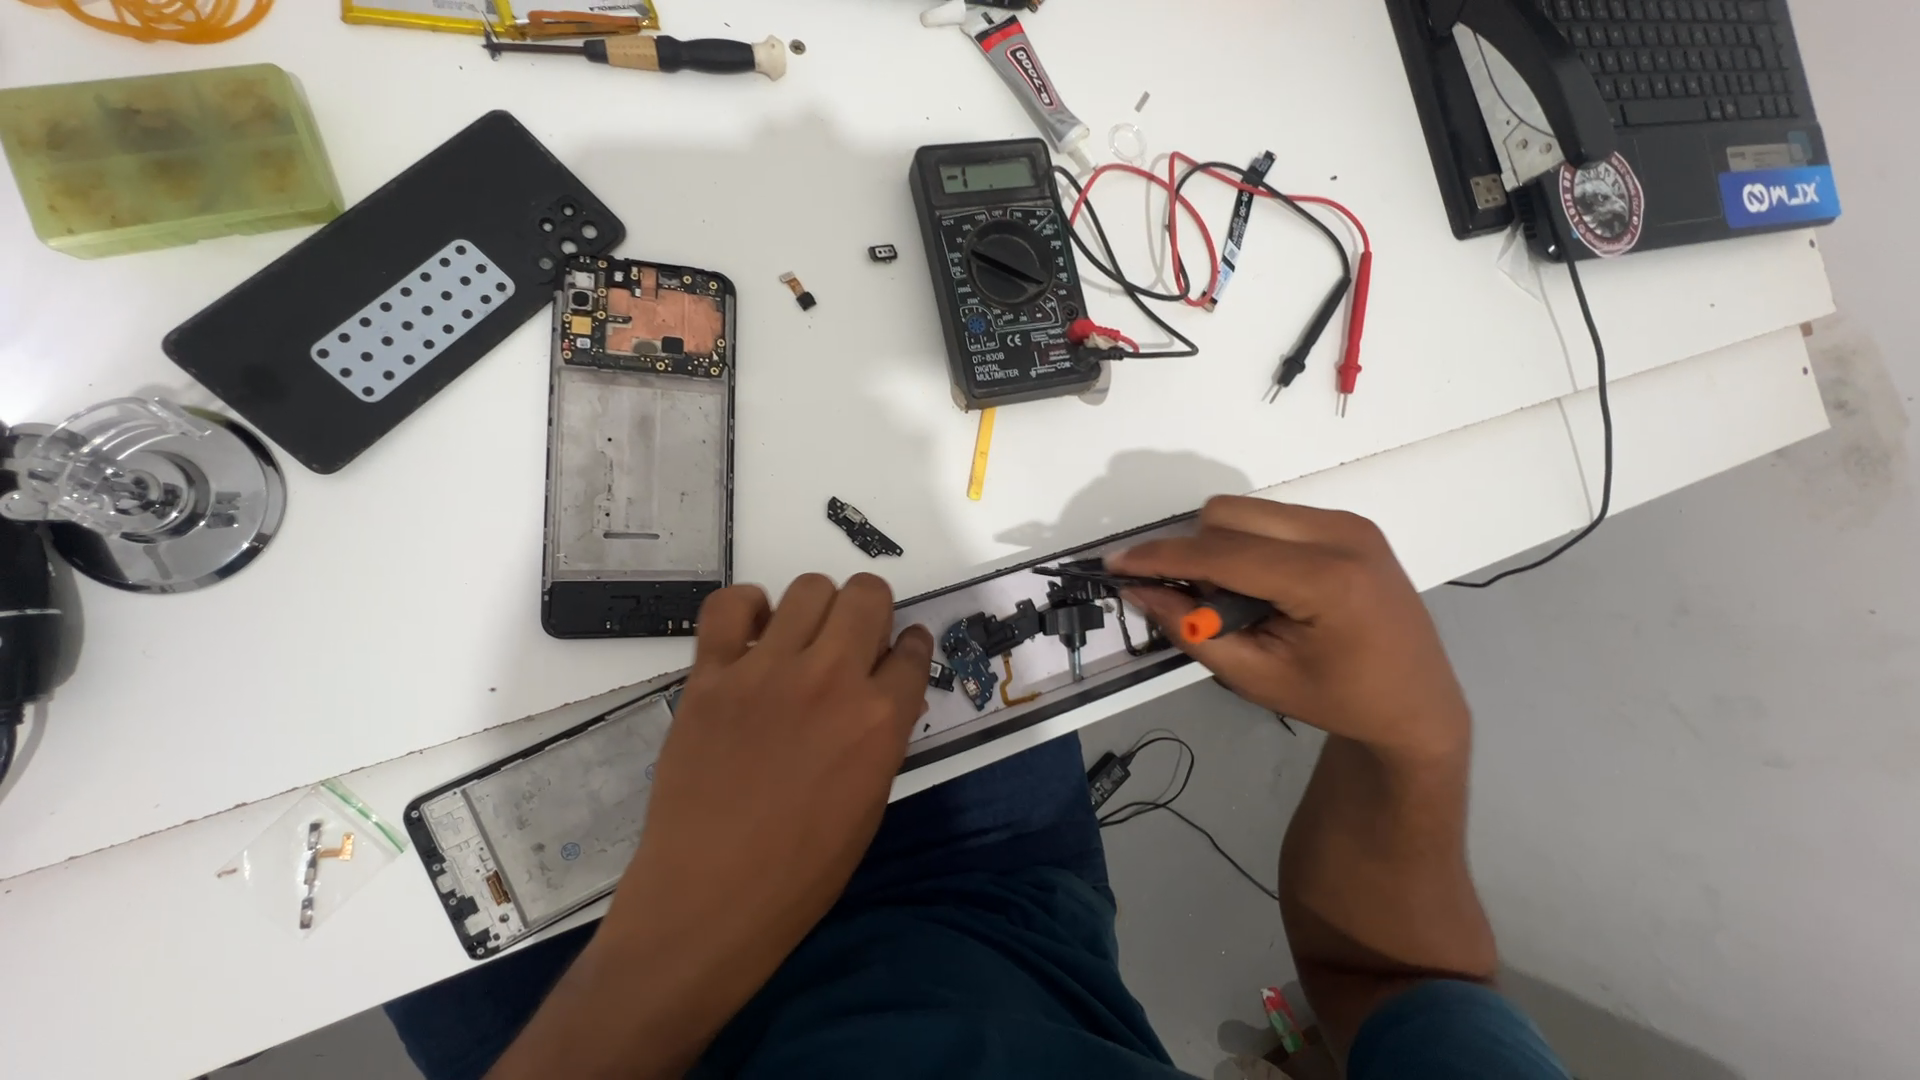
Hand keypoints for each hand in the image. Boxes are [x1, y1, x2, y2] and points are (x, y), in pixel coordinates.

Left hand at [591, 575, 932, 1059]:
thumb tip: (884, 693)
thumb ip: (883, 735)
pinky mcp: (711, 675)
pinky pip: (729, 606)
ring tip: (802, 639)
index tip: (899, 652)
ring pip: (809, 588)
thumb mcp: (870, 800)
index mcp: (880, 719)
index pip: (913, 650)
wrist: (711, 897)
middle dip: (871, 611)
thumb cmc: (803, 868)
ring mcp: (767, 671)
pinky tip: (753, 634)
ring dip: (817, 607)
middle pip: (868, 595)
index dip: (910, 648)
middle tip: (852, 640)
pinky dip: (746, 607)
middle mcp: (831, 680)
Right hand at [1109, 497, 1467, 758]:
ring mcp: (1349, 523)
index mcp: (1327, 581)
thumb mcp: (1255, 677)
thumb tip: (1141, 591)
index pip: (1223, 552)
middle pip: (1228, 514)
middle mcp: (1341, 535)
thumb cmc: (1337, 700)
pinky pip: (1271, 516)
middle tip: (1200, 603)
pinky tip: (1265, 587)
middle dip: (1194, 553)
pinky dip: (1248, 545)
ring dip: (1221, 548)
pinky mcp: (1349, 522)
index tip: (1117, 564)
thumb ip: (1191, 631)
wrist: (1417, 702)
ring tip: (1239, 600)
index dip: (1162, 557)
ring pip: (1246, 510)